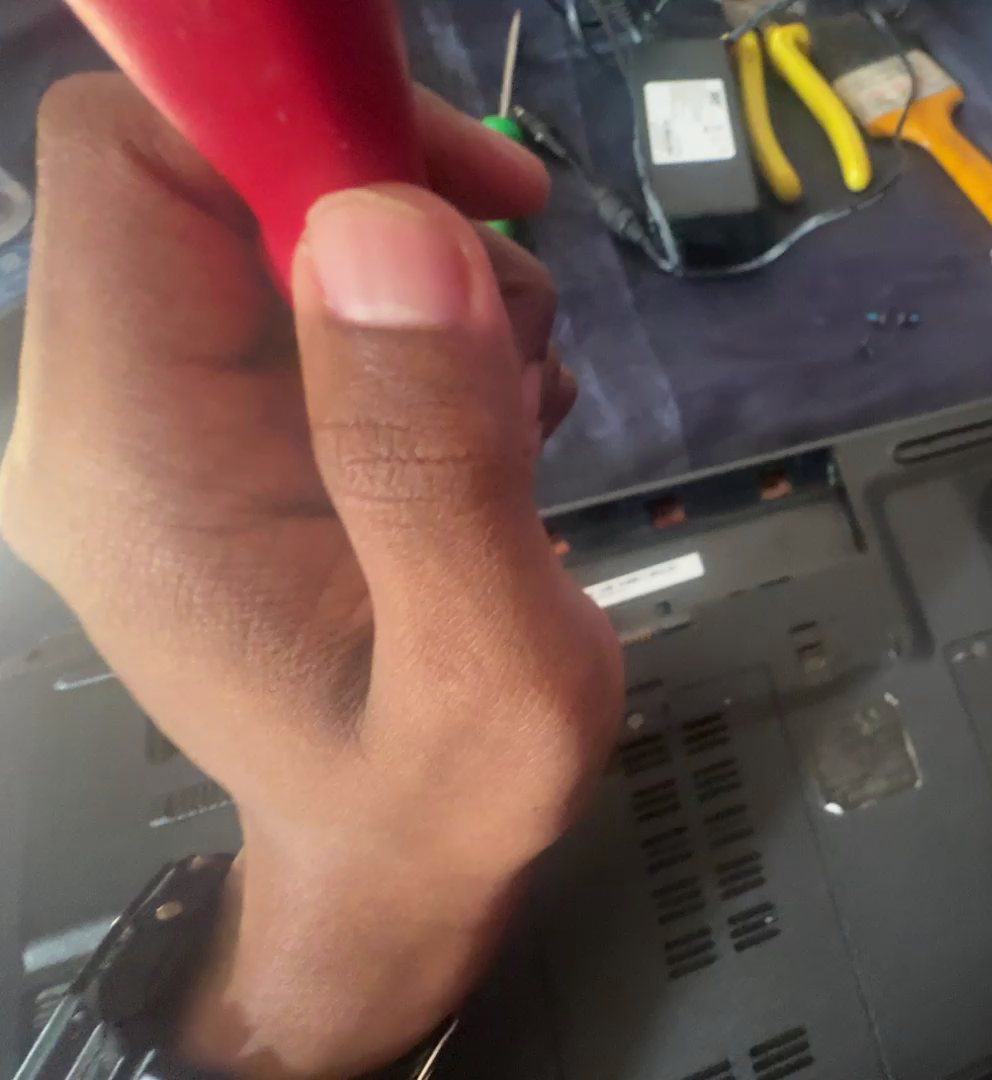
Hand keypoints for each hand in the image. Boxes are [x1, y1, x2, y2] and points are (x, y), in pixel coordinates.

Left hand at [0, 76, 622, 1076]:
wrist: (418, 860)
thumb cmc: (455, 786)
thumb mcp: (484, 646)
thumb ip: (436, 456)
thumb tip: (404, 231)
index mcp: (143, 461)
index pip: (145, 173)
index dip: (312, 130)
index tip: (494, 198)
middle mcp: (137, 422)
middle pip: (240, 200)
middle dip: (423, 238)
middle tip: (531, 353)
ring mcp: (209, 436)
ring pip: (320, 258)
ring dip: (459, 301)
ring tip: (529, 415)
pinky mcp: (281, 450)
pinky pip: (359, 326)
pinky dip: (460, 345)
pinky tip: (512, 430)